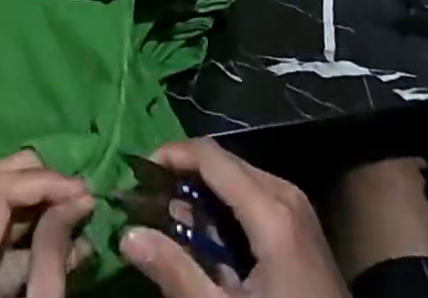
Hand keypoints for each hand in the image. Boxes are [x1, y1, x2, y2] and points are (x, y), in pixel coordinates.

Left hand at [0, 150, 94, 297]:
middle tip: (82, 193)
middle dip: (44, 178)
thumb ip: (53, 252)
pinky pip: (0, 233)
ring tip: (83, 218)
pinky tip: (70, 245)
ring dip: (43, 200)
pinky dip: (35, 228)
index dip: (45, 179)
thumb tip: (79, 197)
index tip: (84, 190)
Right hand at [117, 139, 348, 297]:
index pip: (211, 156)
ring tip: (169, 222)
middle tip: (146, 204)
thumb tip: (128, 235)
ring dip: (202, 193)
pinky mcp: (299, 221)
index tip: (136, 175)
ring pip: (238, 178)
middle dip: (183, 176)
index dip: (170, 155)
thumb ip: (176, 272)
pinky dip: (224, 207)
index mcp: (270, 208)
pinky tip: (206, 238)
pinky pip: (254, 195)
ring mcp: (296, 204)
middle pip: (224, 164)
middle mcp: (285, 192)